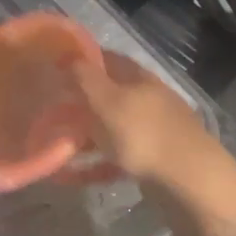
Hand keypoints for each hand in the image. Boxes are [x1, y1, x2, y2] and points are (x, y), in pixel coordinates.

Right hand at [69, 50, 235, 235]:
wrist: (188, 180)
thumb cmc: (143, 134)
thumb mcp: (106, 101)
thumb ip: (84, 78)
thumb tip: (65, 54)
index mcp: (140, 80)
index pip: (108, 59)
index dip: (82, 58)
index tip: (53, 66)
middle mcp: (149, 100)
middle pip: (108, 94)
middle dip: (78, 100)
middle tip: (47, 107)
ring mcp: (152, 131)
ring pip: (109, 127)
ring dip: (81, 134)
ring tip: (53, 143)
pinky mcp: (152, 159)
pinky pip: (113, 158)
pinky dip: (91, 164)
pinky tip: (70, 175)